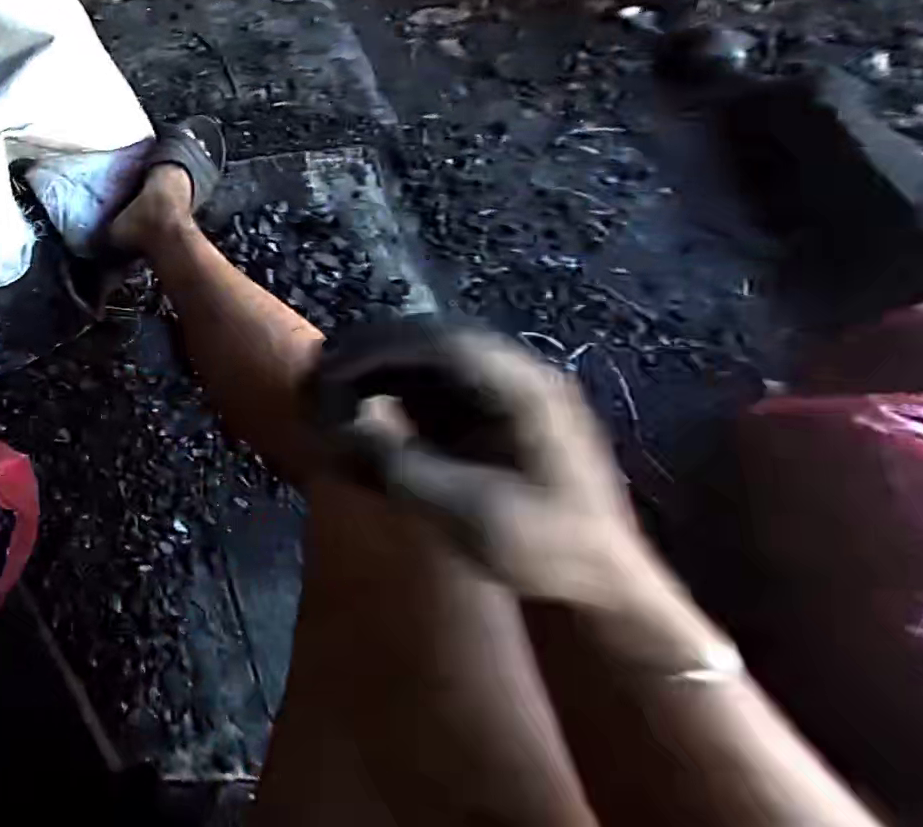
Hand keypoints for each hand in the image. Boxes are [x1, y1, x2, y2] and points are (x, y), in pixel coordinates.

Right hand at [313, 324, 647, 604]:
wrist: (599, 583)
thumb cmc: (542, 550)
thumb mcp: (464, 513)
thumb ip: (398, 465)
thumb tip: (340, 427)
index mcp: (525, 390)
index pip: (441, 344)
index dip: (380, 349)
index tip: (333, 369)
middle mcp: (517, 376)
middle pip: (431, 339)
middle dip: (371, 351)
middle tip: (322, 371)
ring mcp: (507, 390)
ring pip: (429, 354)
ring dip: (379, 363)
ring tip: (334, 382)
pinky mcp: (493, 409)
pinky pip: (434, 377)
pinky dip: (394, 382)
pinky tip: (366, 399)